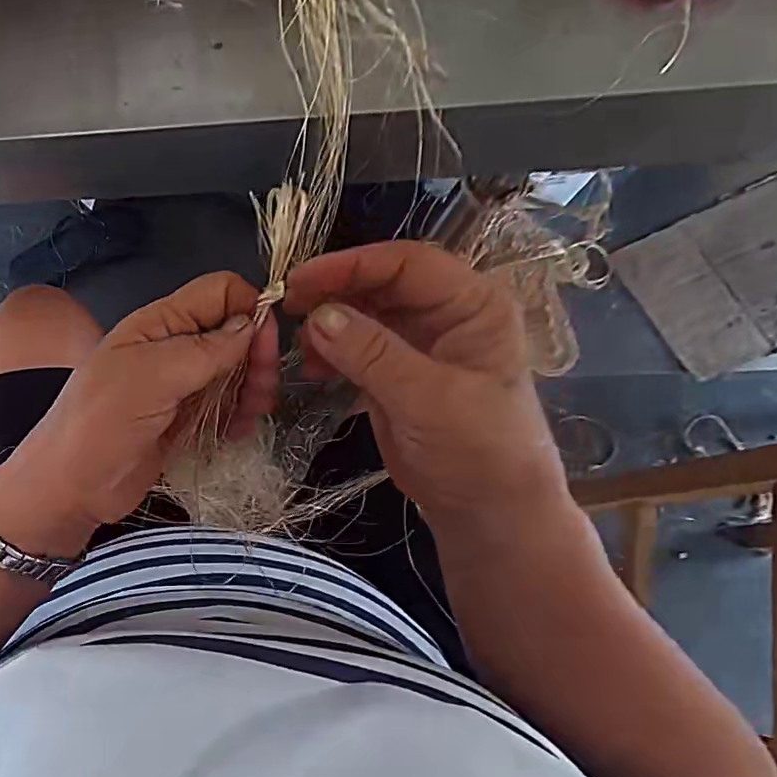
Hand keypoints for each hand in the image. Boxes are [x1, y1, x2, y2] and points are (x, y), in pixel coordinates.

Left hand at [0, 272, 279, 556]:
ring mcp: (178, 387)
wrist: (70, 487)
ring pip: (233, 372)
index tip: (265, 344)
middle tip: (261, 389)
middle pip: (233, 333)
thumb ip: (205, 348)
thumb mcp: (152, 376)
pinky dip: (238, 415)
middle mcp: (172, 349)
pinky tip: (239, 430)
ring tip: (252, 413)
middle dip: (256, 355)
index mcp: (159, 324)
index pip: (219, 292)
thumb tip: (252, 323)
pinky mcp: (182, 422)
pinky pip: (223, 407)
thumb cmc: (102, 423)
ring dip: (251, 388)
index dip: (249, 308)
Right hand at [281, 241, 564, 519]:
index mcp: (470, 305)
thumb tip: (317, 316)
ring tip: (302, 352)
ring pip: (364, 317)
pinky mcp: (396, 377)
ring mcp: (419, 347)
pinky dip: (332, 356)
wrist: (487, 512)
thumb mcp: (426, 398)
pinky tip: (313, 372)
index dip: (351, 266)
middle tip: (288, 310)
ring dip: (329, 327)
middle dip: (334, 294)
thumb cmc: (477, 451)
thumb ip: (372, 353)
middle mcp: (445, 317)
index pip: (406, 264)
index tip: (299, 281)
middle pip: (380, 286)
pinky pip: (357, 351)